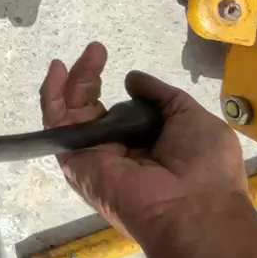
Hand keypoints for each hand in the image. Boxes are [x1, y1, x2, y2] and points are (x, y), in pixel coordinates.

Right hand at [40, 42, 248, 242]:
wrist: (191, 207)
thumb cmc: (204, 167)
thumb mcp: (195, 119)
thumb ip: (162, 95)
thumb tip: (132, 80)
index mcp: (142, 143)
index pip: (118, 110)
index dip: (116, 88)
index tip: (116, 63)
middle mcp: (112, 147)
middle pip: (89, 104)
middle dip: (89, 75)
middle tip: (97, 50)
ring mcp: (90, 152)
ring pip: (69, 109)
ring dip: (72, 78)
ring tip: (89, 55)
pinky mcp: (72, 156)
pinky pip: (55, 122)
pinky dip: (52, 94)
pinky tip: (57, 69)